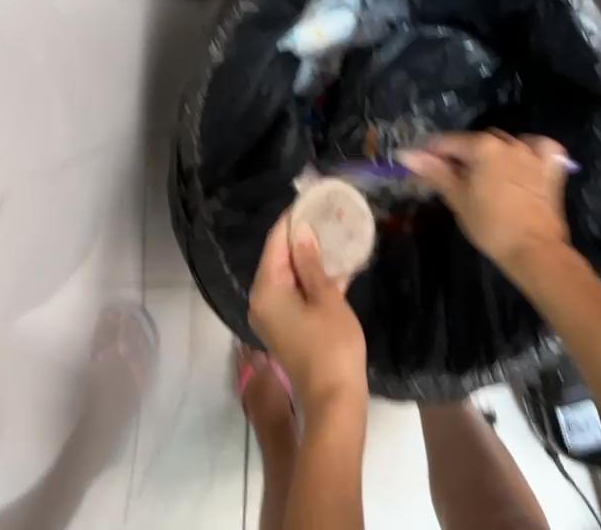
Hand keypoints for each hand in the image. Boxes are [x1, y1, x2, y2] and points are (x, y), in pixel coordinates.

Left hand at [249, 212, 367, 414]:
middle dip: (303, 237)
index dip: (292, 220)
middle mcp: (262, 301)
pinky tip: (338, 267)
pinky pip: (296, 294)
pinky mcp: (287, 328)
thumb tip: (301, 232)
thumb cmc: (332, 345)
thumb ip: (311, 263)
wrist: (335, 400)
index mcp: (266, 289)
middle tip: (327, 216)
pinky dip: (313, 281)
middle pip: (280, 258)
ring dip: (311, 259)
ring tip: (335, 235)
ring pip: (290, 276)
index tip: (310, 200)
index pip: (275, 243)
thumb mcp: (326, 297)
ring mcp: (273, 317)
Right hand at [400, 130, 571, 274]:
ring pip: (503, 144)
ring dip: (489, 154)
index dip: (429, 153)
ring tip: (481, 177)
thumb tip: (406, 154)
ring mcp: (532, 153)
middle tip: (448, 178)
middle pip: (475, 142)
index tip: (418, 166)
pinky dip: (527, 150)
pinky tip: (520, 162)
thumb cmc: (490, 226)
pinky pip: (537, 148)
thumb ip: (433, 171)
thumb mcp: (457, 197)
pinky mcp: (550, 168)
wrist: (534, 250)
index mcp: (482, 146)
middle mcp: (508, 142)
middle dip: (459, 155)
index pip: (447, 142)